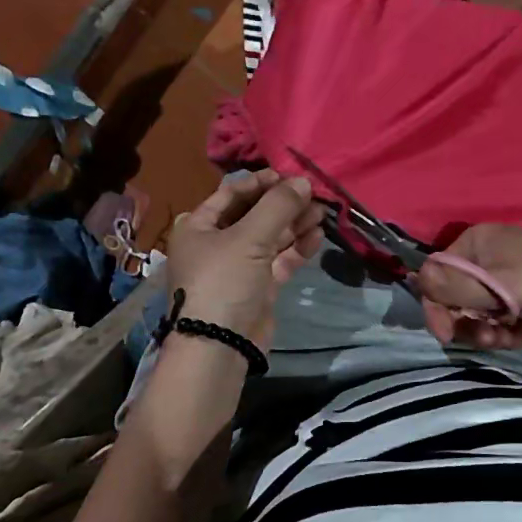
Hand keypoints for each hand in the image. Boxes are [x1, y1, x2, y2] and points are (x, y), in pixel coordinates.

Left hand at [167, 170, 326, 347]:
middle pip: (254, 215)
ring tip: (322, 213)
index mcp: (199, 225)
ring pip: (270, 238)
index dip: (262, 182)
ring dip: (294, 225)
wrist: (220, 344)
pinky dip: (296, 248)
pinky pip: (279, 260)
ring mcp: (238, 267)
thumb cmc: (224, 281)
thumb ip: (278, 206)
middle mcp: (216, 243)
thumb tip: (303, 181)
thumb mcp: (249, 238)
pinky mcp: (258, 288)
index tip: (292, 176)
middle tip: (314, 195)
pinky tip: (316, 236)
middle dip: (284, 204)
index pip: (233, 193)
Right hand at [416, 224, 521, 349]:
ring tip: (511, 336)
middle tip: (489, 337)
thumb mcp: (500, 285)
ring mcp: (506, 283)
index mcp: (478, 244)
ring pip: (477, 316)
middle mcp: (488, 260)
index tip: (446, 335)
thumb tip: (415, 277)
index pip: (438, 276)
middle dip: (469, 324)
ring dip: (490, 332)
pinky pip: (500, 323)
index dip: (438, 307)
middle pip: (456, 300)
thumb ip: (455, 286)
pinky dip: (509, 333)